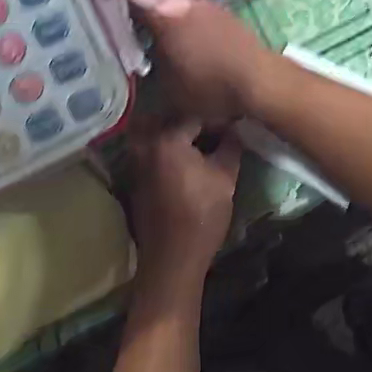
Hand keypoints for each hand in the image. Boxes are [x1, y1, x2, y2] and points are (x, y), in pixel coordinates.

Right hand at [128, 0, 280, 124]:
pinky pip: (196, 14)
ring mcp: (208, 6)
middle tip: (130, 33)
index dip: (117, 9)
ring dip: (166, 18)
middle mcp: (184, 4)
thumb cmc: (209, 87)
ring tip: (158, 40)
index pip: (131, 1)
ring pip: (177, 6)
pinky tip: (188, 43)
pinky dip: (187, 24)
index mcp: (164, 16)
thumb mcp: (169, 88)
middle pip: (154, 1)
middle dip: (142, 14)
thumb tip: (133, 64)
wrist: (260, 80)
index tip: (107, 19)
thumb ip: (149, 71)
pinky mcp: (226, 14)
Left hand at [128, 121, 240, 291]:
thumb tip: (235, 127)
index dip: (217, 116)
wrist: (172, 258)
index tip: (233, 122)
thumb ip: (231, 145)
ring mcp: (136, 160)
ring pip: (155, 131)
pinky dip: (165, 146)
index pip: (195, 113)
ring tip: (200, 139)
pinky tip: (186, 157)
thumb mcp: (226, 177)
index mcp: (167, 138)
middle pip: (169, 116)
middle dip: (192, 117)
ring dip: (175, 130)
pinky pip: (150, 148)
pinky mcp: (135, 176)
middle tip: (214, 126)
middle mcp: (146, 144)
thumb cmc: (202, 215)